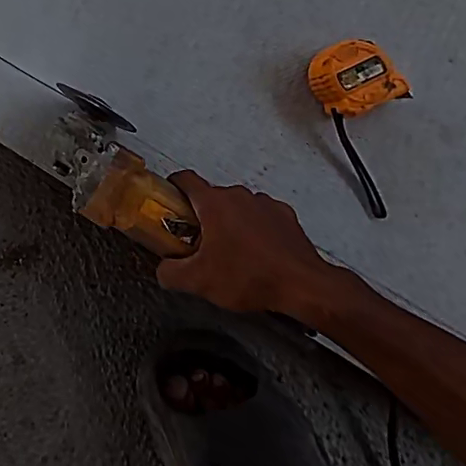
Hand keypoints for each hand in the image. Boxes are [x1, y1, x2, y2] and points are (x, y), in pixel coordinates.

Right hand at [156, 173, 341, 317]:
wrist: (302, 286)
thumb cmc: (253, 277)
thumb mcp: (198, 281)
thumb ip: (170, 273)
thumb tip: (164, 270)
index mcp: (214, 203)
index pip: (185, 179)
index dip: (173, 187)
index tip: (169, 199)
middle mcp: (239, 195)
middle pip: (210, 197)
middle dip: (202, 217)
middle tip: (199, 244)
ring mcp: (264, 203)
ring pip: (236, 207)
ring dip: (230, 223)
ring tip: (231, 254)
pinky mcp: (284, 215)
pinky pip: (260, 217)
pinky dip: (254, 230)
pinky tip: (256, 255)